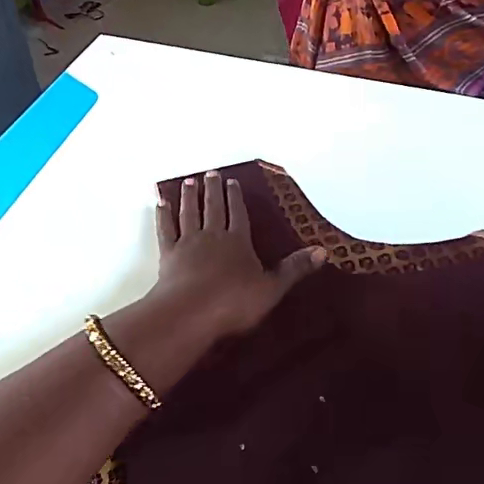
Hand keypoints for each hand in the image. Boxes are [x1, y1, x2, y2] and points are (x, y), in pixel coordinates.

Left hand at [154, 171, 325, 337]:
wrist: (192, 311)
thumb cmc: (235, 302)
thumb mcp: (271, 288)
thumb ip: (294, 269)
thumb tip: (323, 251)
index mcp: (238, 242)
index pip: (238, 214)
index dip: (235, 198)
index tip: (232, 182)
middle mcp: (213, 235)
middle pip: (213, 207)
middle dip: (212, 189)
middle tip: (210, 172)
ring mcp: (188, 242)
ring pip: (189, 213)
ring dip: (188, 196)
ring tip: (188, 180)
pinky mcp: (168, 253)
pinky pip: (165, 229)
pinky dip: (163, 215)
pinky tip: (160, 202)